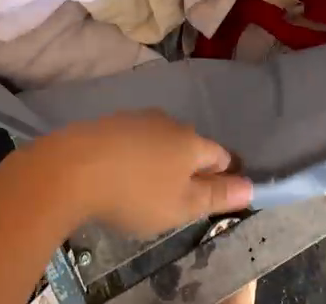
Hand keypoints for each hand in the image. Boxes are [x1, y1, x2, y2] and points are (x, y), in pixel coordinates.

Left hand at [25, 112, 252, 235]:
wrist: (74, 168)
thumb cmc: (136, 192)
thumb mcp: (181, 206)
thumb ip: (216, 196)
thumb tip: (251, 186)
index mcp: (191, 142)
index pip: (220, 154)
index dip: (225, 173)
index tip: (220, 191)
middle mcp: (168, 122)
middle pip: (190, 144)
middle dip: (191, 166)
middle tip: (183, 194)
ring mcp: (137, 118)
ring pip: (160, 139)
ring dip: (162, 159)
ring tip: (151, 186)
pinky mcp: (110, 123)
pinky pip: (134, 139)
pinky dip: (136, 155)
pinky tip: (124, 172)